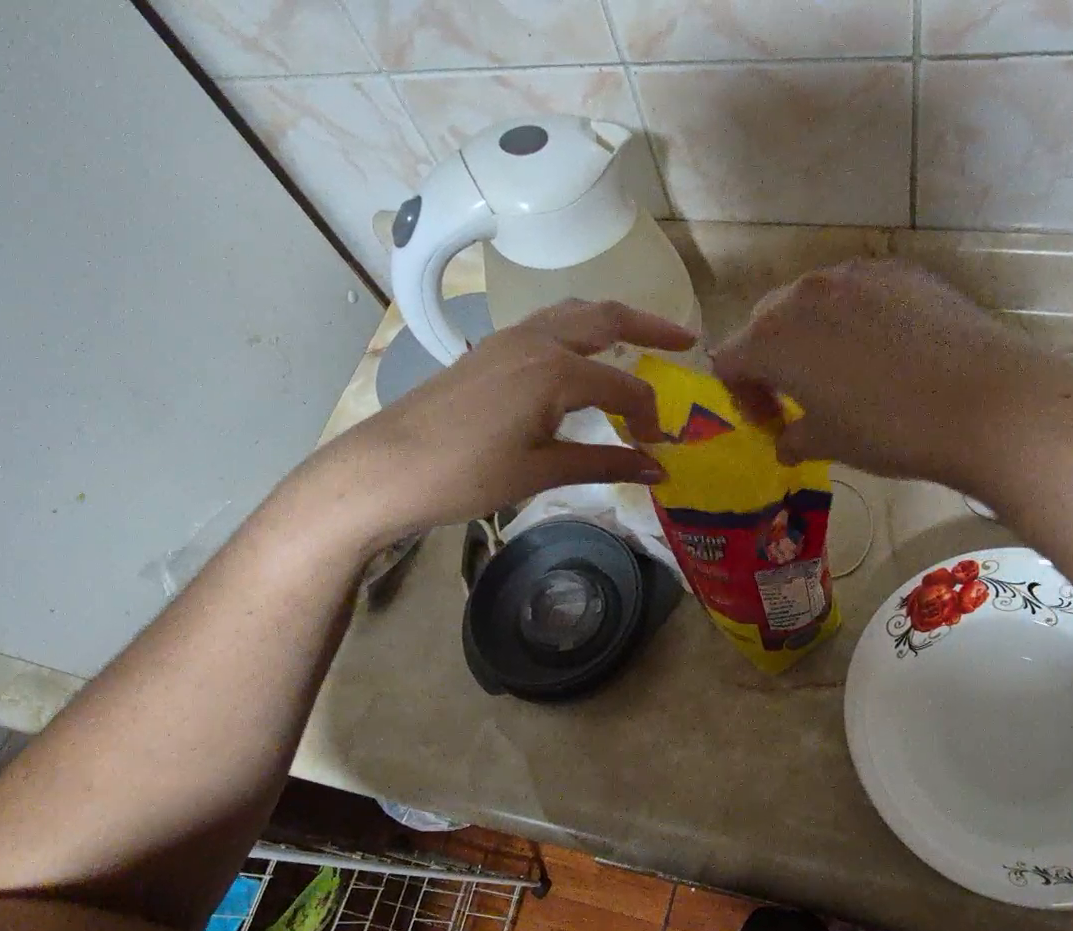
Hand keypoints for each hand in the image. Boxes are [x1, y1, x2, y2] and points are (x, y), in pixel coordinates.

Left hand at [296, 300, 694, 554]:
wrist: (386, 469)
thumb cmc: (466, 475)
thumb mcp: (541, 472)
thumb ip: (605, 463)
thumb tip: (659, 469)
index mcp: (556, 371)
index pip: (625, 385)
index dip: (650, 416)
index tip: (659, 447)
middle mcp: (537, 341)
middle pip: (606, 319)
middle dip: (650, 327)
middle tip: (686, 340)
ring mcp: (508, 340)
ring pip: (573, 313)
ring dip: (611, 321)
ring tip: (640, 339)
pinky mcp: (489, 350)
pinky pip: (547, 325)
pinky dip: (578, 331)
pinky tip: (582, 357)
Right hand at [710, 259, 1048, 486]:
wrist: (983, 402)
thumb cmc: (889, 431)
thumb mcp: (831, 444)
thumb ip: (796, 438)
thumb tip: (787, 442)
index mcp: (773, 337)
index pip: (729, 359)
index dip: (742, 395)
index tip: (771, 422)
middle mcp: (806, 293)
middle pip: (767, 321)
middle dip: (773, 359)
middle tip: (801, 397)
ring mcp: (857, 274)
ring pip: (815, 302)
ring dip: (815, 335)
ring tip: (848, 372)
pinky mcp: (902, 270)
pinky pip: (861, 293)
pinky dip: (859, 319)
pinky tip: (891, 352)